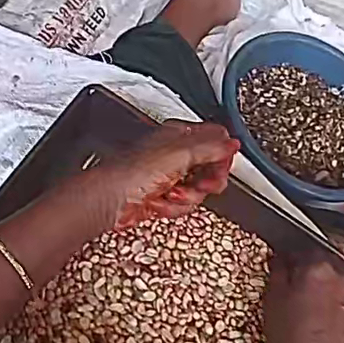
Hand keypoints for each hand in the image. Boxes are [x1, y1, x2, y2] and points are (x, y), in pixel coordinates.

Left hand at [83, 121, 238, 228]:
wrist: (110, 200)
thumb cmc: (133, 172)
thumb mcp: (179, 154)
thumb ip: (210, 148)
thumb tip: (233, 143)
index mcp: (180, 135)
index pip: (216, 140)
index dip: (223, 155)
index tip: (221, 167)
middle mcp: (177, 154)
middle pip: (212, 168)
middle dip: (207, 181)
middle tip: (202, 184)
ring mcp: (172, 177)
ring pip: (200, 190)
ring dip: (188, 197)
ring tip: (172, 193)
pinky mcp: (166, 197)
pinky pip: (185, 205)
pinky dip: (174, 207)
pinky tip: (161, 202)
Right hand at [263, 253, 343, 342]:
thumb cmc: (287, 331)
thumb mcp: (273, 297)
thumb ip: (278, 271)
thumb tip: (280, 259)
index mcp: (317, 268)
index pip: (303, 252)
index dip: (291, 259)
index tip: (283, 267)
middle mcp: (340, 278)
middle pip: (322, 268)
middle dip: (310, 274)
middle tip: (294, 290)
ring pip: (335, 285)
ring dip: (324, 289)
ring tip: (309, 306)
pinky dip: (335, 305)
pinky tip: (322, 318)